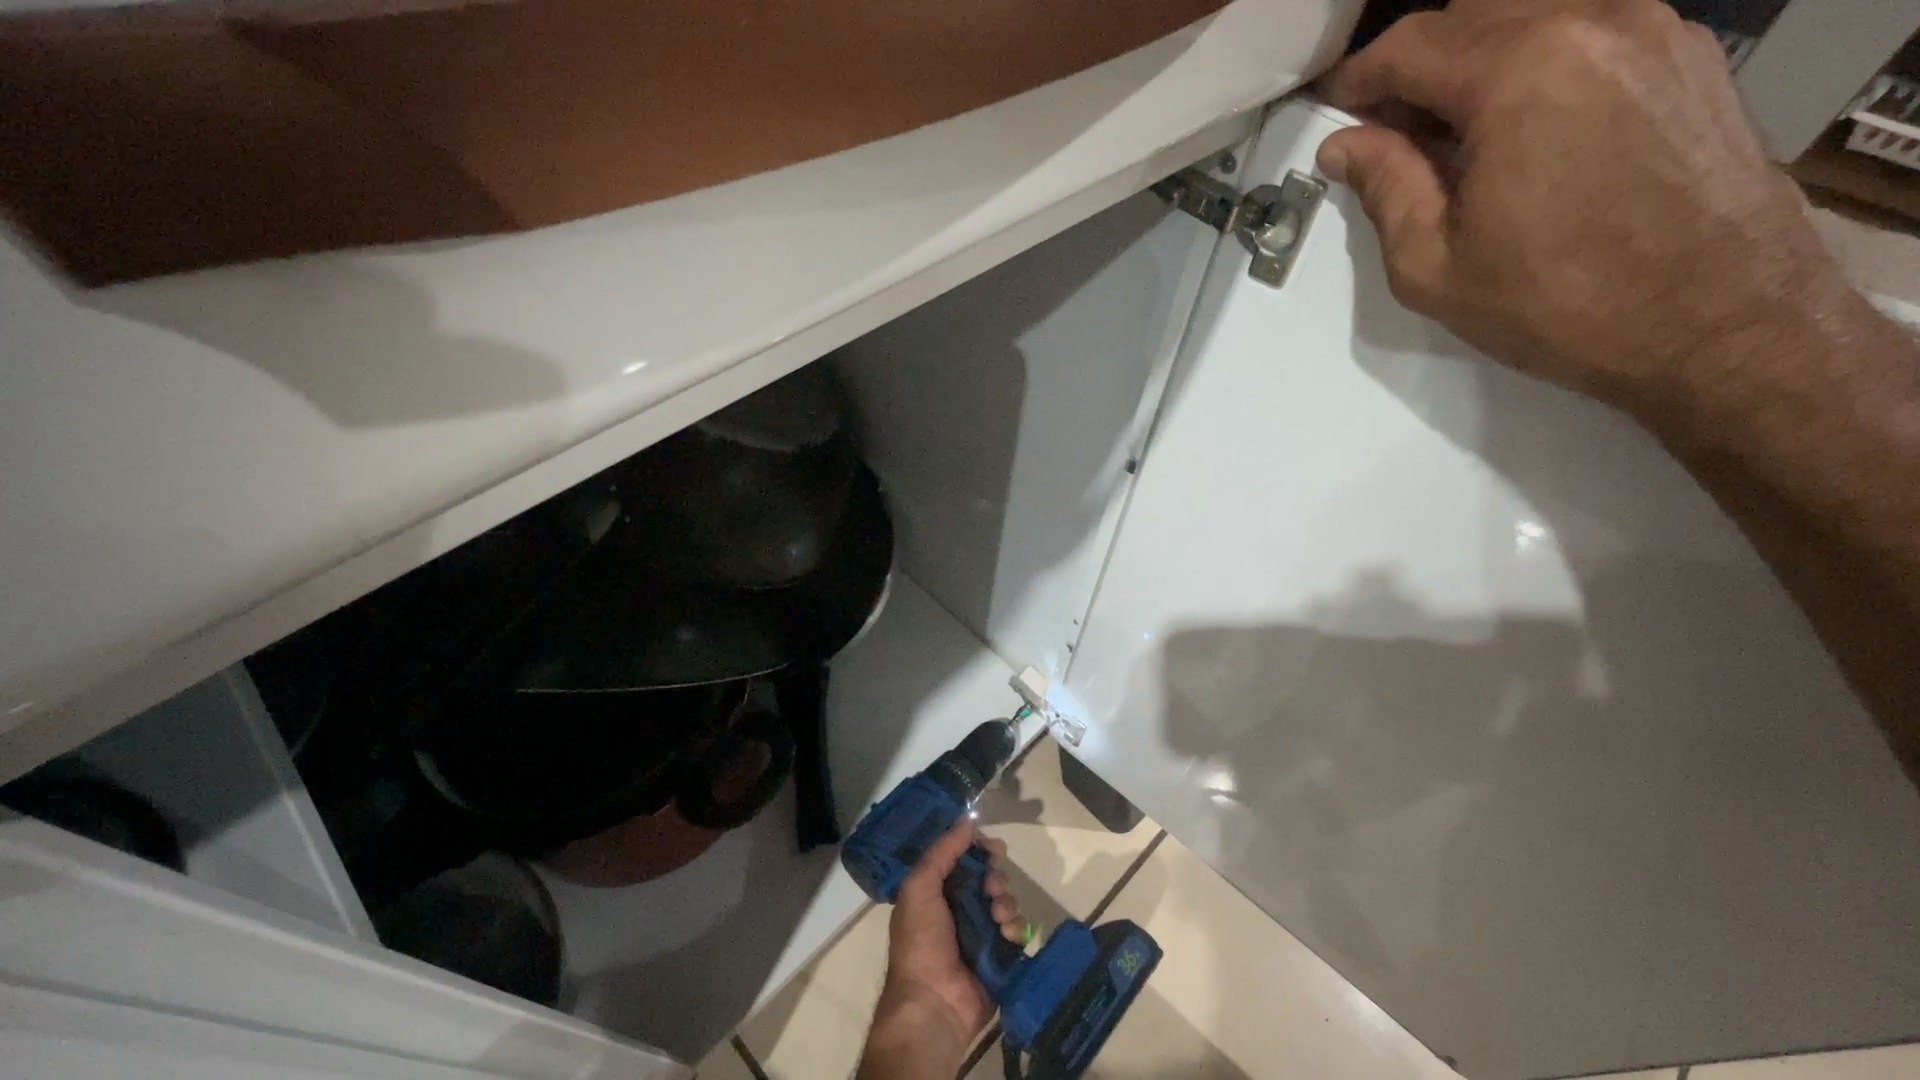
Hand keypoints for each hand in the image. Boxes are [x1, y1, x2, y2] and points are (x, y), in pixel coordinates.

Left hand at [858, 820, 1026, 1079]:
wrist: (934, 1003)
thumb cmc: (921, 942)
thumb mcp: (920, 888)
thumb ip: (942, 852)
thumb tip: (966, 821)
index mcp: (934, 893)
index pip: (962, 860)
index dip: (978, 850)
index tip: (994, 847)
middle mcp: (957, 910)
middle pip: (988, 878)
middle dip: (995, 877)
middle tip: (992, 887)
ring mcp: (980, 934)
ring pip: (1005, 901)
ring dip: (1006, 902)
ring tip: (999, 916)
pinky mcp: (999, 957)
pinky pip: (1016, 930)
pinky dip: (1016, 927)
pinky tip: (1008, 934)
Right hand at [1315, 0, 1853, 415]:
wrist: (1722, 325)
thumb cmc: (1563, 305)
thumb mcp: (1435, 265)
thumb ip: (1385, 187)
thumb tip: (1345, 145)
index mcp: (1521, 71)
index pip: (1410, 44)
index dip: (1358, 77)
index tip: (1336, 112)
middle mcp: (1594, 22)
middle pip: (1472, 14)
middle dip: (1418, 64)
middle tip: (1391, 129)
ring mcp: (1655, 30)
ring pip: (1535, 12)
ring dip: (1480, 60)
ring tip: (1458, 132)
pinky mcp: (1691, 57)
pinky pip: (1591, 32)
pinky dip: (1541, 63)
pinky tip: (1528, 128)